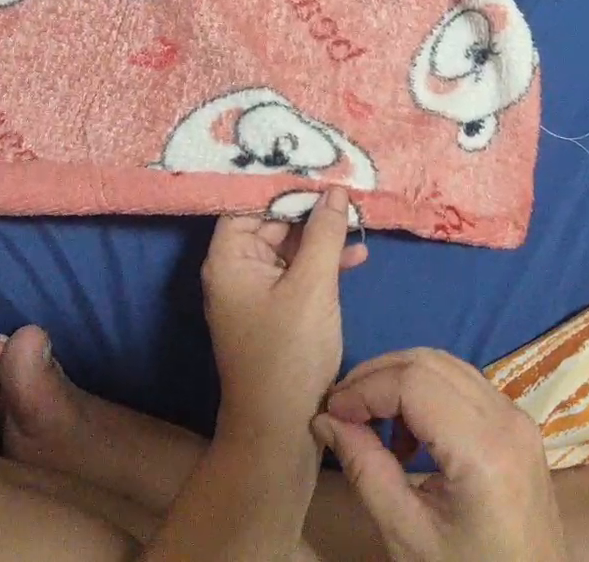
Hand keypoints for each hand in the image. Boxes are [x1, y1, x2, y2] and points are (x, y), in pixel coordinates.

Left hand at [202, 188, 367, 438]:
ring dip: (322, 233)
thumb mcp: (313, 286)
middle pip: (271, 219)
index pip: (248, 200)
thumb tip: (335, 190)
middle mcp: (236, 267)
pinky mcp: (276, 307)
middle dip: (309, 204)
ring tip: (359, 217)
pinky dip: (324, 262)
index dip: (280, 179)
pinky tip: (357, 257)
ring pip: (289, 244)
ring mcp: (256, 288)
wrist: (281, 430)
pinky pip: (298, 270)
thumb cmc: (289, 353)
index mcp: (229, 257)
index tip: (315, 158)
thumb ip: (324, 233)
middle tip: (346, 183)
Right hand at [311, 348, 568, 561]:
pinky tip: (407, 434)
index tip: (330, 412)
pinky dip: (427, 392)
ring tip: (368, 421)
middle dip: (378, 376)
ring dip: (401, 381)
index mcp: (483, 448)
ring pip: (447, 365)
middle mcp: (507, 417)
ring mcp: (517, 417)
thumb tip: (325, 419)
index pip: (414, 381)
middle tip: (341, 409)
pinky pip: (465, 384)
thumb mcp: (407, 535)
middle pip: (430, 363)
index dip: (365, 388)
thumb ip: (365, 470)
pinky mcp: (518, 424)